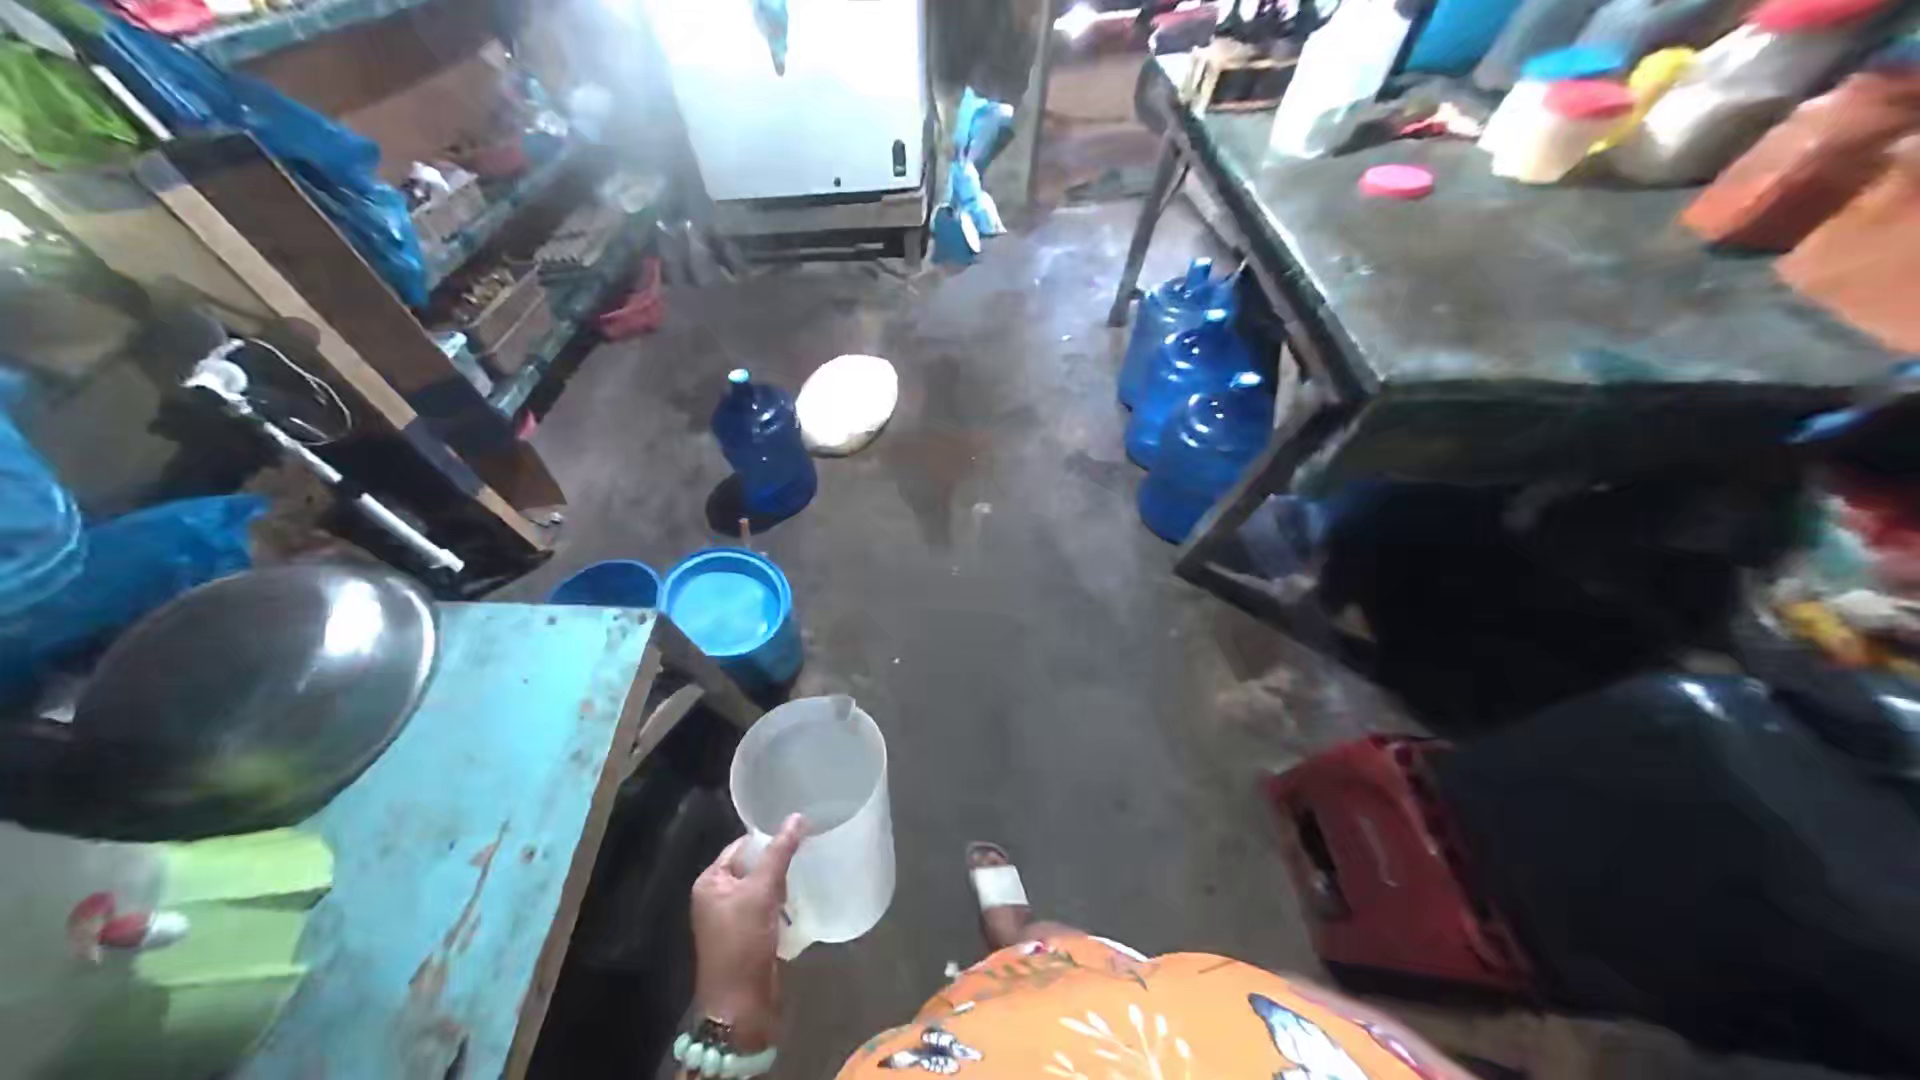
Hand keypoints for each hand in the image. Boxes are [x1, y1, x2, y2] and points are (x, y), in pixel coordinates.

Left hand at [690, 814, 805, 1050]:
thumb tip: (797, 816)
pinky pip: (766, 906)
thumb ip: (780, 852)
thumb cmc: (743, 942)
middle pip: (752, 865)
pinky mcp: (746, 935)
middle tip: (804, 853)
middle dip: (777, 862)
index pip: (741, 845)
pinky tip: (798, 900)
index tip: (797, 830)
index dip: (767, 838)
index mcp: (710, 882)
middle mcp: (716, 896)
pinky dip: (781, 902)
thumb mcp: (762, 892)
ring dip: (781, 883)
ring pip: (761, 886)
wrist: (741, 1004)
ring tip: (805, 874)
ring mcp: (730, 917)